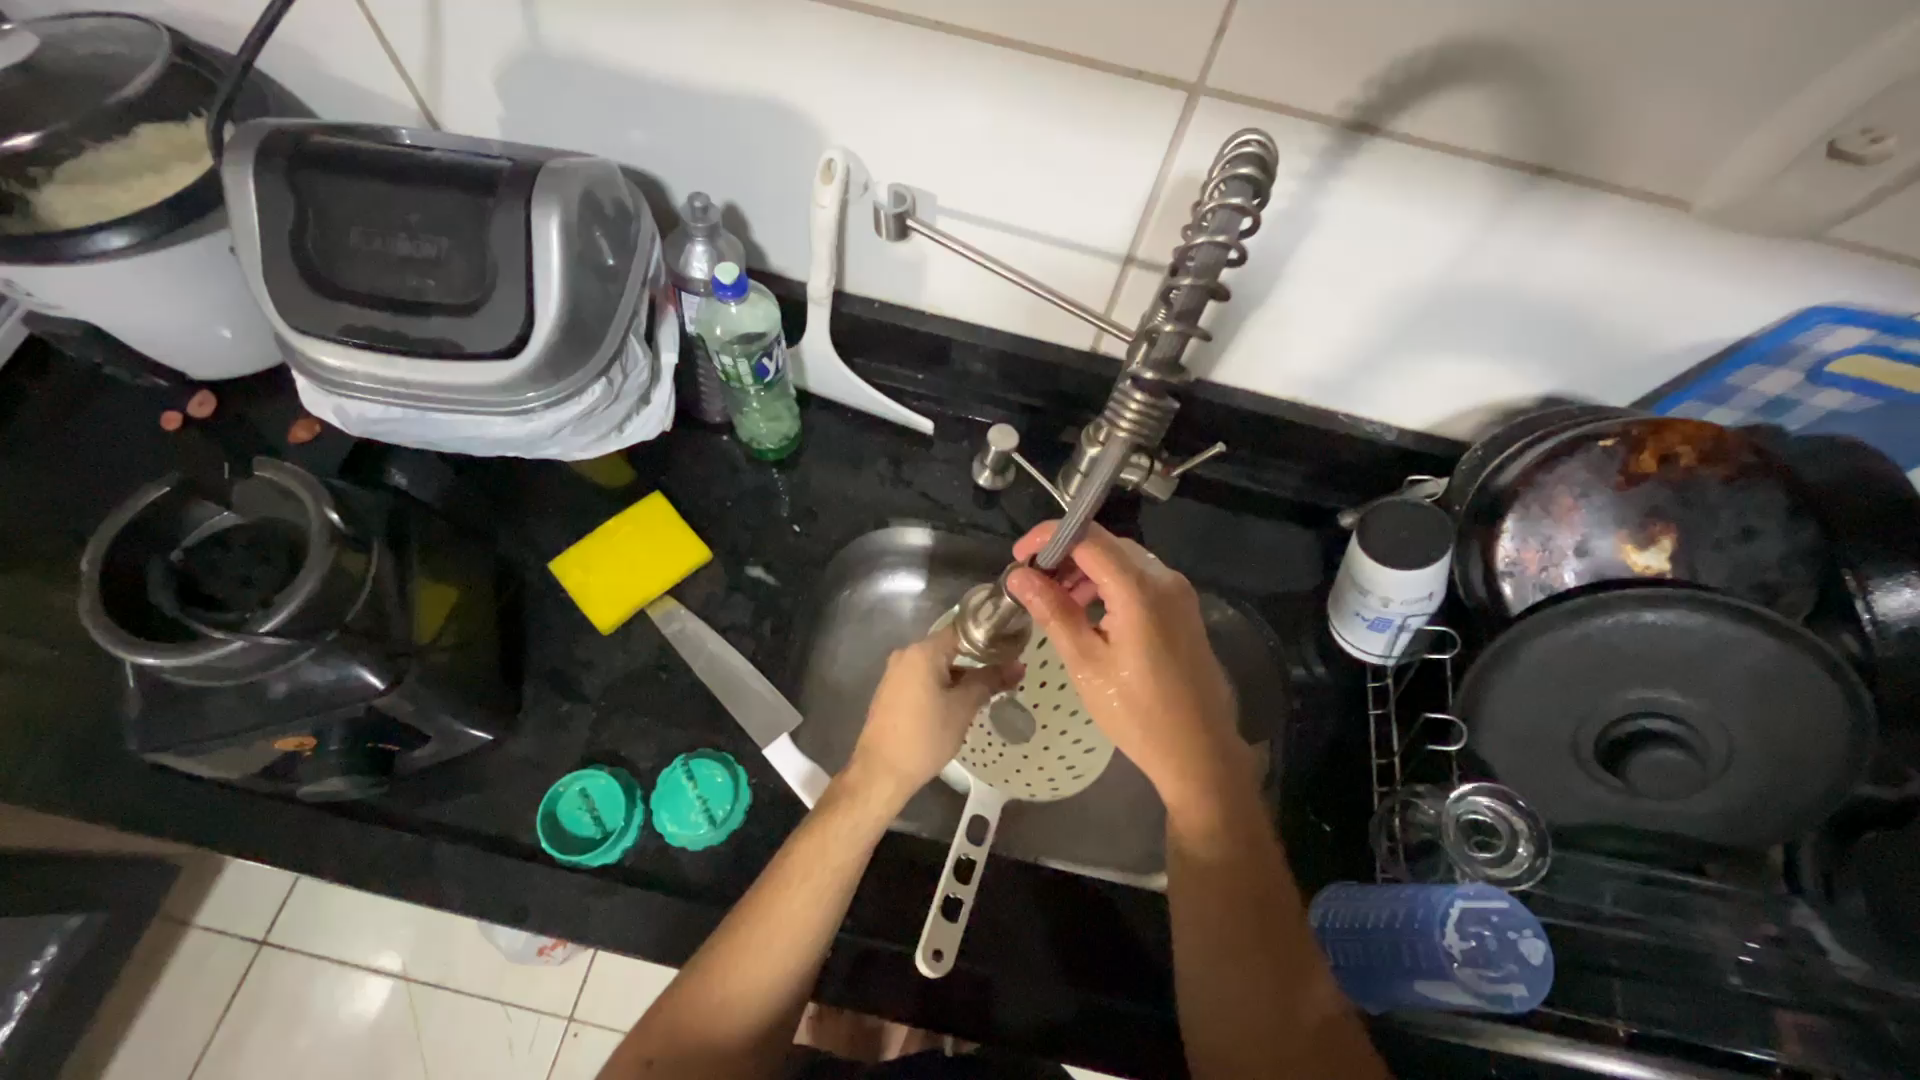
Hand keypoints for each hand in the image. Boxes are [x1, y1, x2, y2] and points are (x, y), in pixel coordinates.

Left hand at [846, 623, 1019, 807]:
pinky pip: (923, 679)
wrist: (880, 772)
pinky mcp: (891, 692)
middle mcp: (905, 655)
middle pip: (949, 648)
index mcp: (922, 652)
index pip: (962, 630)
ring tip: (988, 690)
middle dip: (977, 660)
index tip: (1011, 647)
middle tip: (1005, 672)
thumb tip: (1017, 666)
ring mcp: (895, 674)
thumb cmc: (925, 736)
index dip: (989, 637)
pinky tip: (960, 703)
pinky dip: (942, 685)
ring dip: (960, 676)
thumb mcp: (963, 708)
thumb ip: (990, 681)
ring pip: (936, 666)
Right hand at [1006, 523, 1246, 821]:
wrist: (1199, 751)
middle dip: (1065, 555)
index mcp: (1139, 590)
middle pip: (1107, 545)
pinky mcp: (1183, 608)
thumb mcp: (1086, 664)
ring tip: (1056, 600)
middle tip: (1032, 582)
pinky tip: (1089, 613)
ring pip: (1124, 561)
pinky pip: (1140, 579)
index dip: (1048, 538)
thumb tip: (1019, 578)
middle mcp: (1164, 579)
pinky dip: (1109, 584)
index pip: (1088, 537)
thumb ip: (1053, 612)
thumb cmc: (1137, 713)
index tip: (1019, 558)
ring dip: (1087, 570)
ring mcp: (1179, 593)